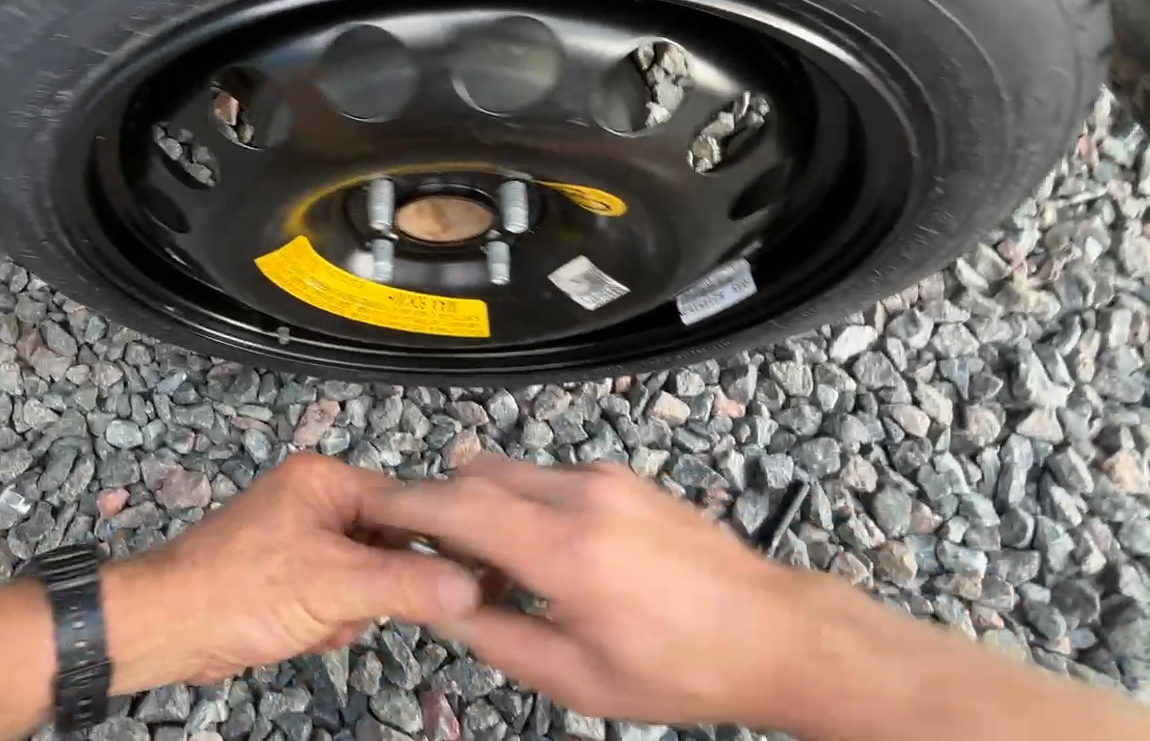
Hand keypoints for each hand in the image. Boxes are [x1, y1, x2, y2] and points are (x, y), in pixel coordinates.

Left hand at [105, 453, 482, 688]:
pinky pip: (340, 594)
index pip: (404, 502)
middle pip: (387, 541)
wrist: (169, 628)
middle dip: (378, 584)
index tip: (466, 578)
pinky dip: (331, 618)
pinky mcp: (293, 572)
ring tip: (321, 620)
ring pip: (366, 574)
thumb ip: (404, 583)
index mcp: (324, 480)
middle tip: (358, 606)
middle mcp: (316, 499)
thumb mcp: (332, 585)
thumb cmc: (240, 589)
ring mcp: (303, 536)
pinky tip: (306, 629)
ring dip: (352, 608)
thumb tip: (472, 586)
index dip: (433, 540)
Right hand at [361, 454, 823, 727]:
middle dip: (442, 500)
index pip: (460, 506)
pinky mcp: (618, 474)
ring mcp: (601, 477)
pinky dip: (522, 497)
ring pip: (509, 468)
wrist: (773, 631)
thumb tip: (444, 602)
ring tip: (497, 557)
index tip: (376, 506)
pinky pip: (545, 474)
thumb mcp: (581, 681)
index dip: (409, 502)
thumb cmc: (679, 670)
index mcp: (564, 551)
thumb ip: (498, 638)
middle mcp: (577, 496)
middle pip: (476, 472)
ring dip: (483, 499)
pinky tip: (544, 545)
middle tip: (435, 546)